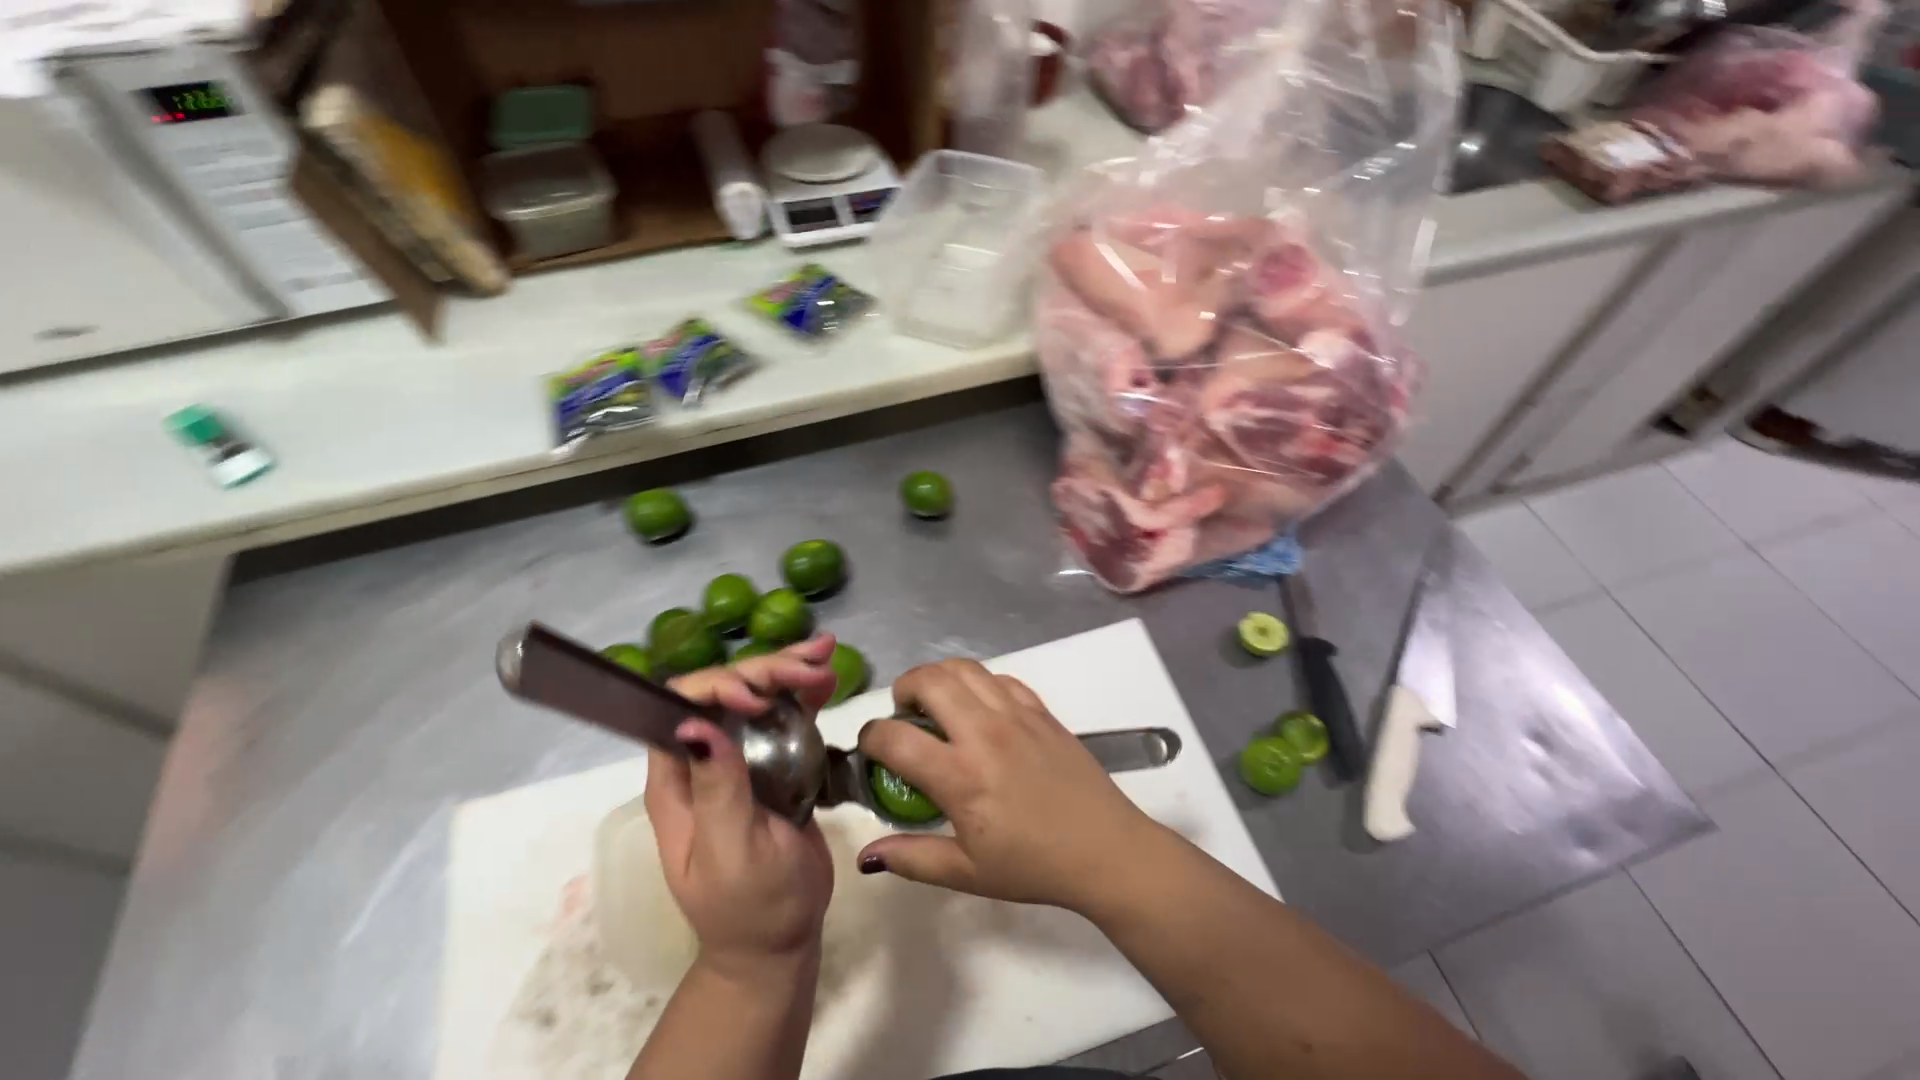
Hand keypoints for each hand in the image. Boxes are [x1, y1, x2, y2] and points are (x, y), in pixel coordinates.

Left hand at [646, 635, 839, 978]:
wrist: (781, 939)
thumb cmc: (749, 905)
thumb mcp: (731, 852)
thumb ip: (717, 788)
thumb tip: (697, 725)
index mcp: (677, 781)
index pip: (680, 710)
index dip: (715, 689)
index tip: (757, 698)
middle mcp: (703, 760)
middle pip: (725, 694)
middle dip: (764, 672)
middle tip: (812, 667)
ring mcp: (742, 759)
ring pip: (757, 697)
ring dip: (788, 671)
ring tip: (825, 654)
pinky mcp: (776, 764)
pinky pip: (786, 718)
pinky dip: (806, 694)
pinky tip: (829, 673)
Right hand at [853, 658, 1165, 913]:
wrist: (1106, 850)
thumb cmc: (1034, 866)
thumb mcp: (968, 874)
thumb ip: (913, 859)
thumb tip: (867, 855)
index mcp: (961, 777)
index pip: (894, 737)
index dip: (870, 738)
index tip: (871, 750)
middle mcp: (985, 734)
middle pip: (928, 680)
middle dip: (902, 690)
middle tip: (904, 715)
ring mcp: (1016, 715)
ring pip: (964, 669)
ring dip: (939, 678)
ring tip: (937, 705)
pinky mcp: (1041, 711)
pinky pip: (999, 678)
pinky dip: (978, 683)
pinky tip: (979, 710)